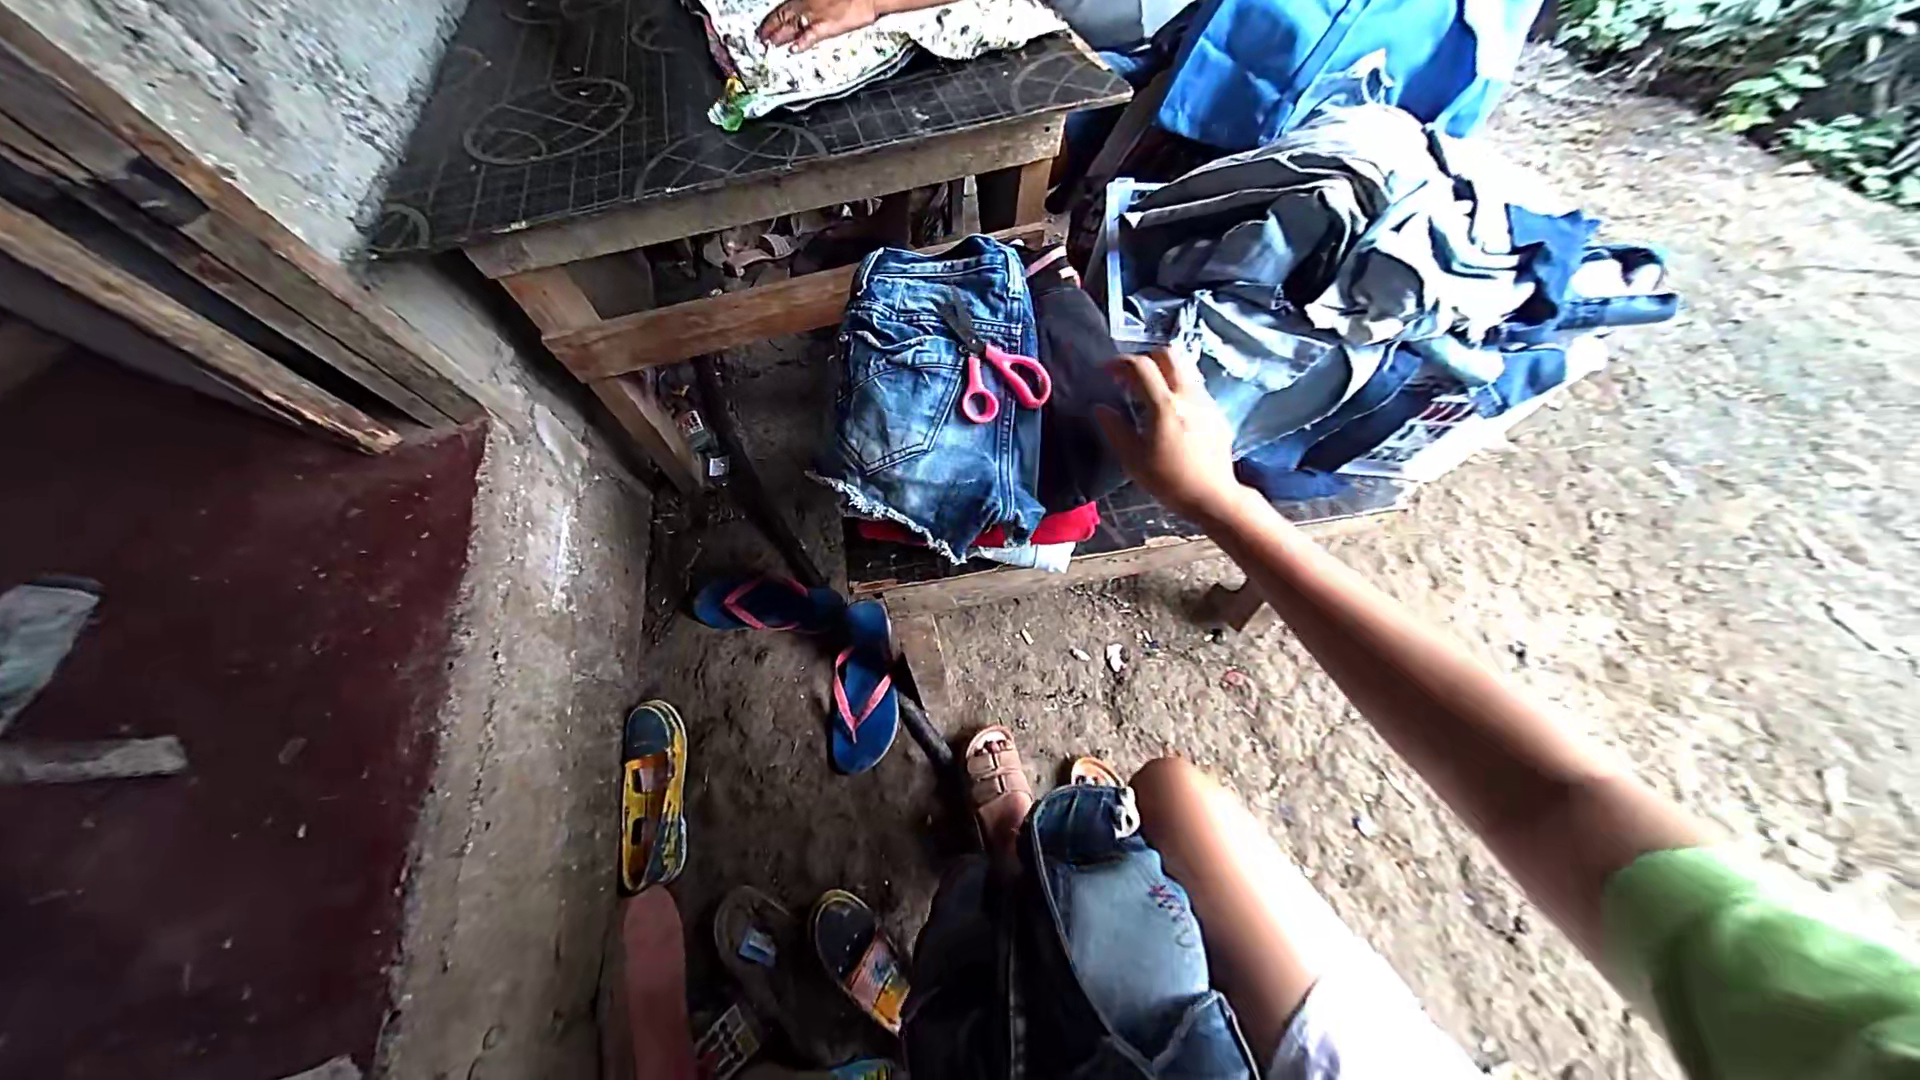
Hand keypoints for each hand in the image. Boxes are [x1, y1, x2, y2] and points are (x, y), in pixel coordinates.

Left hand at [757, 0, 877, 49]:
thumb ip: (807, 1)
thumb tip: (801, 5)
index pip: (782, 8)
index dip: (771, 19)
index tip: (763, 27)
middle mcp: (805, 3)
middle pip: (783, 18)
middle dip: (771, 29)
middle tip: (762, 40)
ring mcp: (815, 16)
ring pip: (792, 28)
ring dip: (780, 37)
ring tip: (770, 45)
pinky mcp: (827, 27)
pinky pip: (810, 37)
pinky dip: (801, 43)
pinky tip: (793, 50)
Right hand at [1096, 347, 1248, 523]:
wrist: (1212, 496)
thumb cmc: (1168, 480)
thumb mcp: (1133, 459)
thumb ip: (1115, 429)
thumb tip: (1100, 408)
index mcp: (1164, 406)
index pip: (1141, 366)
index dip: (1119, 363)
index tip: (1106, 371)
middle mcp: (1188, 395)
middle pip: (1168, 354)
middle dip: (1145, 357)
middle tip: (1129, 376)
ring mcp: (1206, 401)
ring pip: (1184, 368)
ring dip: (1162, 371)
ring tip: (1148, 391)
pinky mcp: (1216, 411)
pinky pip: (1193, 386)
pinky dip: (1176, 387)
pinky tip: (1168, 410)